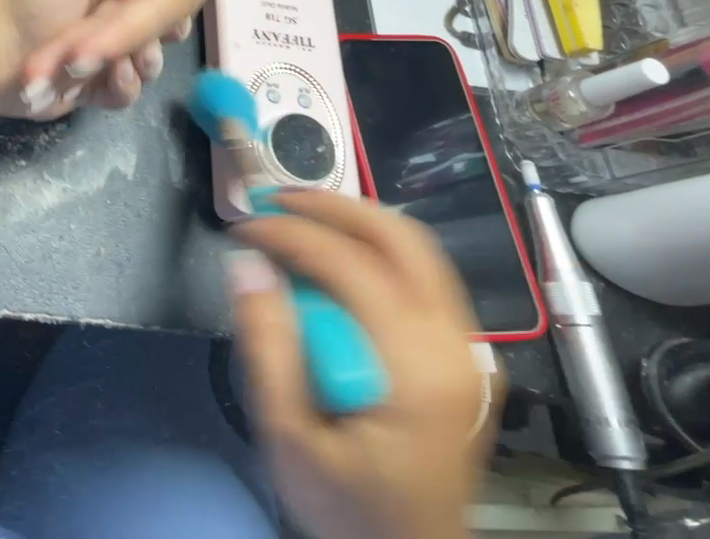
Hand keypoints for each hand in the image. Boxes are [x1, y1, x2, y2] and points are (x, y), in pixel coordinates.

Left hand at [19, 0, 253, 99]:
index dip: (156, 7)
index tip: (141, 19)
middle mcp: (121, 5)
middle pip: (158, 32)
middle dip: (134, 47)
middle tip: (94, 49)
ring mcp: (108, 46)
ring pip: (146, 66)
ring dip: (122, 74)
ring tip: (81, 71)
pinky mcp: (95, 83)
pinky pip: (124, 93)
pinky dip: (109, 93)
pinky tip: (82, 90)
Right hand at [227, 192, 491, 538]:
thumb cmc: (345, 506)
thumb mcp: (287, 434)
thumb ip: (267, 345)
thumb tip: (245, 264)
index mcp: (414, 372)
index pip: (351, 265)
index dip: (290, 232)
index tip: (243, 228)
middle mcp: (453, 348)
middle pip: (400, 238)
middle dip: (329, 205)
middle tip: (272, 203)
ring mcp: (466, 349)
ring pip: (417, 248)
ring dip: (353, 221)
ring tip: (295, 219)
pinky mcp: (461, 354)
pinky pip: (421, 274)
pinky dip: (373, 248)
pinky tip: (330, 256)